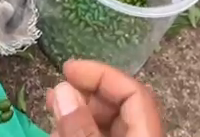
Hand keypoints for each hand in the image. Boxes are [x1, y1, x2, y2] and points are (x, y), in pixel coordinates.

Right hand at [46, 60, 162, 136]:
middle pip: (120, 107)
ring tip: (52, 118)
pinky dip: (83, 133)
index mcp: (147, 136)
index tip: (67, 70)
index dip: (100, 74)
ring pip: (109, 126)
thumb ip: (81, 128)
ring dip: (78, 115)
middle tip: (54, 96)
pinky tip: (60, 134)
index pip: (134, 92)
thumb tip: (63, 88)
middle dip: (85, 95)